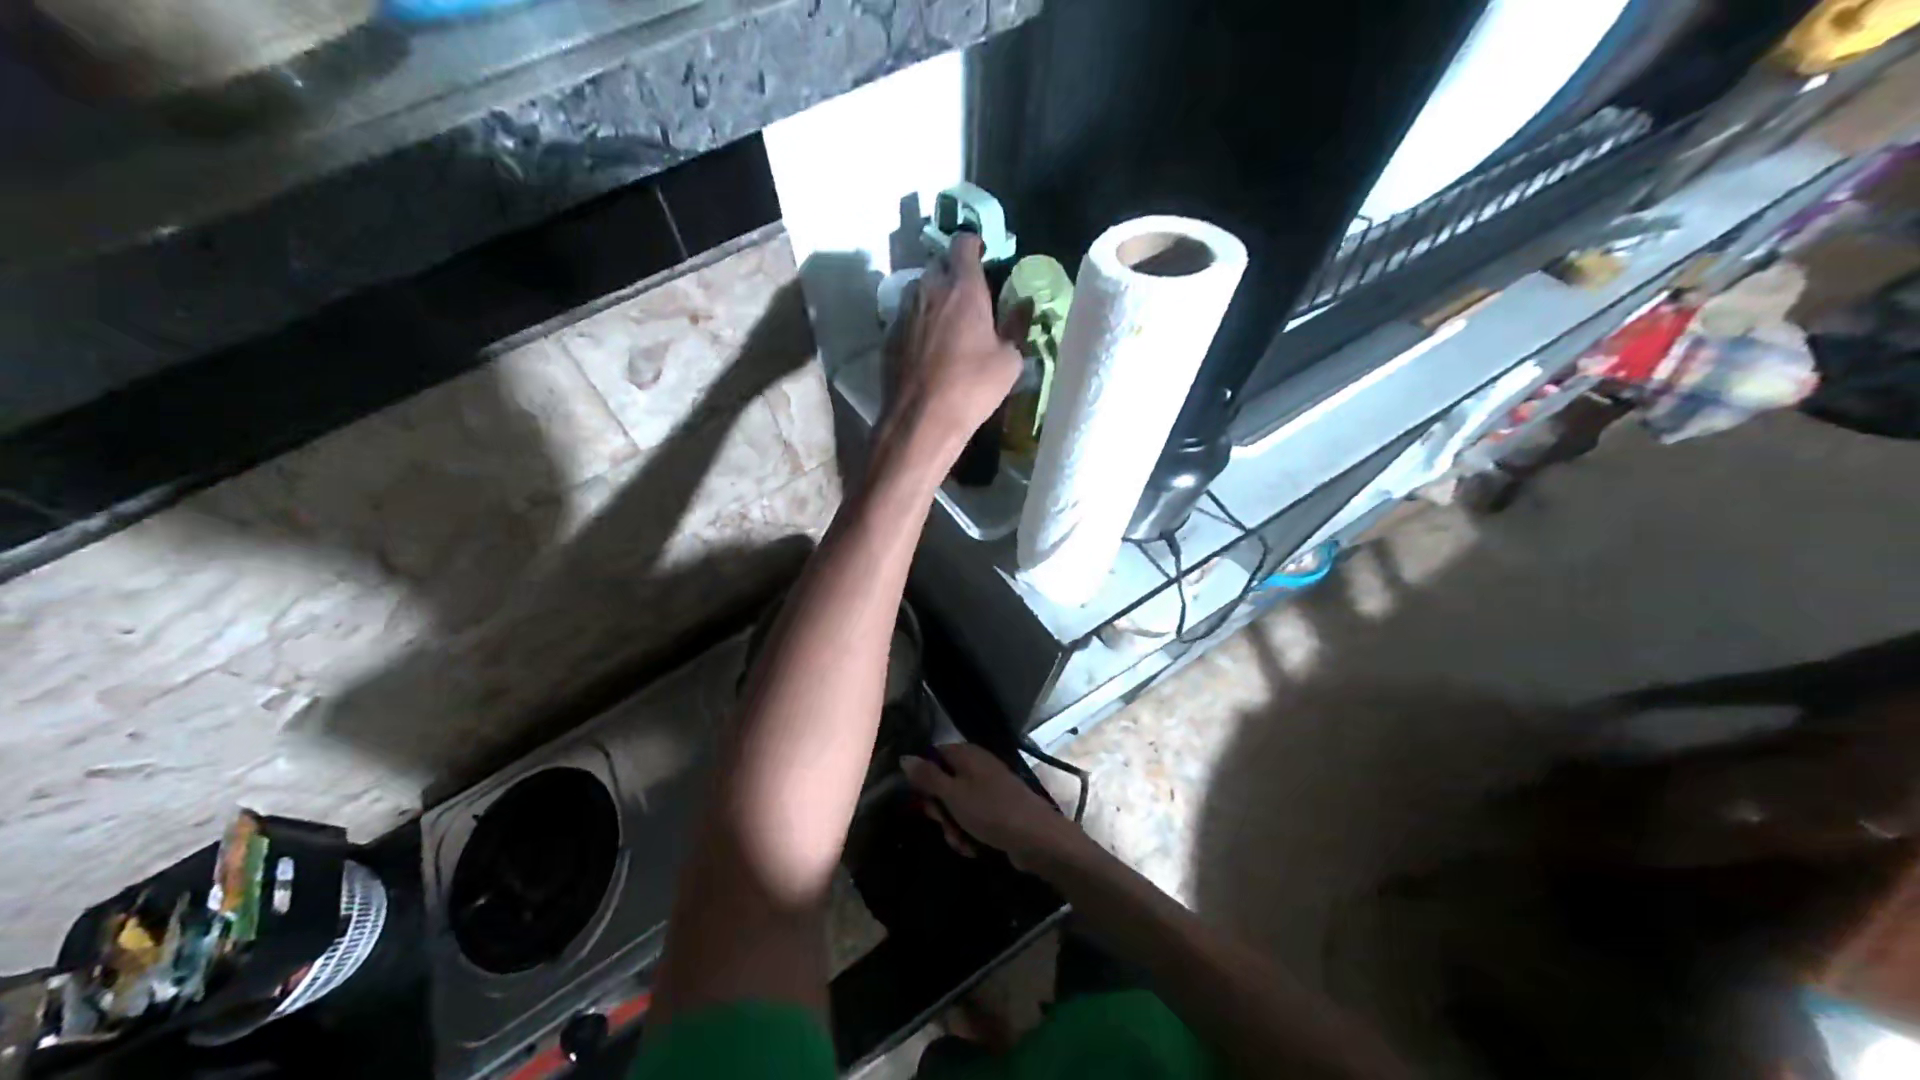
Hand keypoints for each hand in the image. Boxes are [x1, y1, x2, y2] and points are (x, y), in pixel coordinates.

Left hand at [885, 234, 1024, 456]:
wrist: (922, 419)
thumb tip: (1023, 306)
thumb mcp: (1009, 361)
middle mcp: (929, 290)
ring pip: (919, 290)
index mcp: (963, 288)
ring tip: (948, 322)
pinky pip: (906, 317)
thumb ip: (1016, 326)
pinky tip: (927, 347)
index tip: (984, 257)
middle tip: (969, 296)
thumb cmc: (972, 386)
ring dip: (934, 297)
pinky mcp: (889, 335)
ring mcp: (904, 312)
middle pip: (939, 265)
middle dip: (953, 273)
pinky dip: (918, 322)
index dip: (974, 245)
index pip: (964, 243)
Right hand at [901, 743, 1086, 868]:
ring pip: (955, 807)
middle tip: (944, 823)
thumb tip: (904, 756)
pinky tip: (974, 848)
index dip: (923, 778)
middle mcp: (977, 767)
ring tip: (963, 842)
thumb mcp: (953, 794)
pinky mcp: (996, 811)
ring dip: (953, 828)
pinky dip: (969, 834)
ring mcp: (988, 789)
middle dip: (939, 811)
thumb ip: (927, 776)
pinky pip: (972, 819)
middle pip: (942, 784)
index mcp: (967, 755)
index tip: (921, 799)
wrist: (1037, 839)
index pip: (933, 756)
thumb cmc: (991, 811)